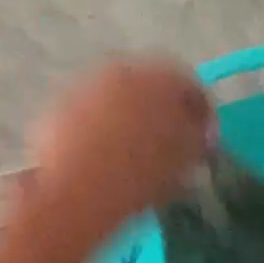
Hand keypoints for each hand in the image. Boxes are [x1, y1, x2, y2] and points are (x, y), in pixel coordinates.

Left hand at [28, 61, 212, 226]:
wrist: (74, 194)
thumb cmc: (139, 177)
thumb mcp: (184, 162)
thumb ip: (199, 140)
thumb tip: (201, 136)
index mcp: (162, 77)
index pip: (193, 89)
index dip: (202, 117)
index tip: (204, 142)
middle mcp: (124, 69)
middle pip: (153, 87)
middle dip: (163, 113)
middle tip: (169, 145)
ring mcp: (88, 84)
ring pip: (119, 98)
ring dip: (130, 118)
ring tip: (133, 152)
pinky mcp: (60, 105)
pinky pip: (91, 112)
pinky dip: (100, 127)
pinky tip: (102, 155)